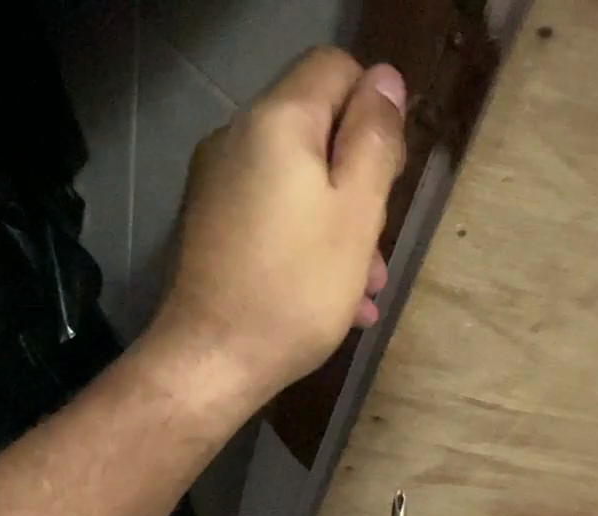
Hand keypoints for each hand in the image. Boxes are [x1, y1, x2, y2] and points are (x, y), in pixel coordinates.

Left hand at [152, 47, 405, 400]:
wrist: (210, 363)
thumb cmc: (294, 290)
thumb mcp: (356, 213)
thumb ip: (374, 139)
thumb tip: (384, 81)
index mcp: (275, 122)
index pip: (335, 69)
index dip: (373, 110)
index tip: (388, 172)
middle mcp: (235, 140)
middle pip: (315, 130)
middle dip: (358, 181)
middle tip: (378, 243)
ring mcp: (216, 188)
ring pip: (295, 184)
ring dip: (338, 226)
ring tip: (364, 287)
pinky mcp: (209, 229)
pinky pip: (269, 218)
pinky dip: (303, 244)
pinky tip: (334, 300)